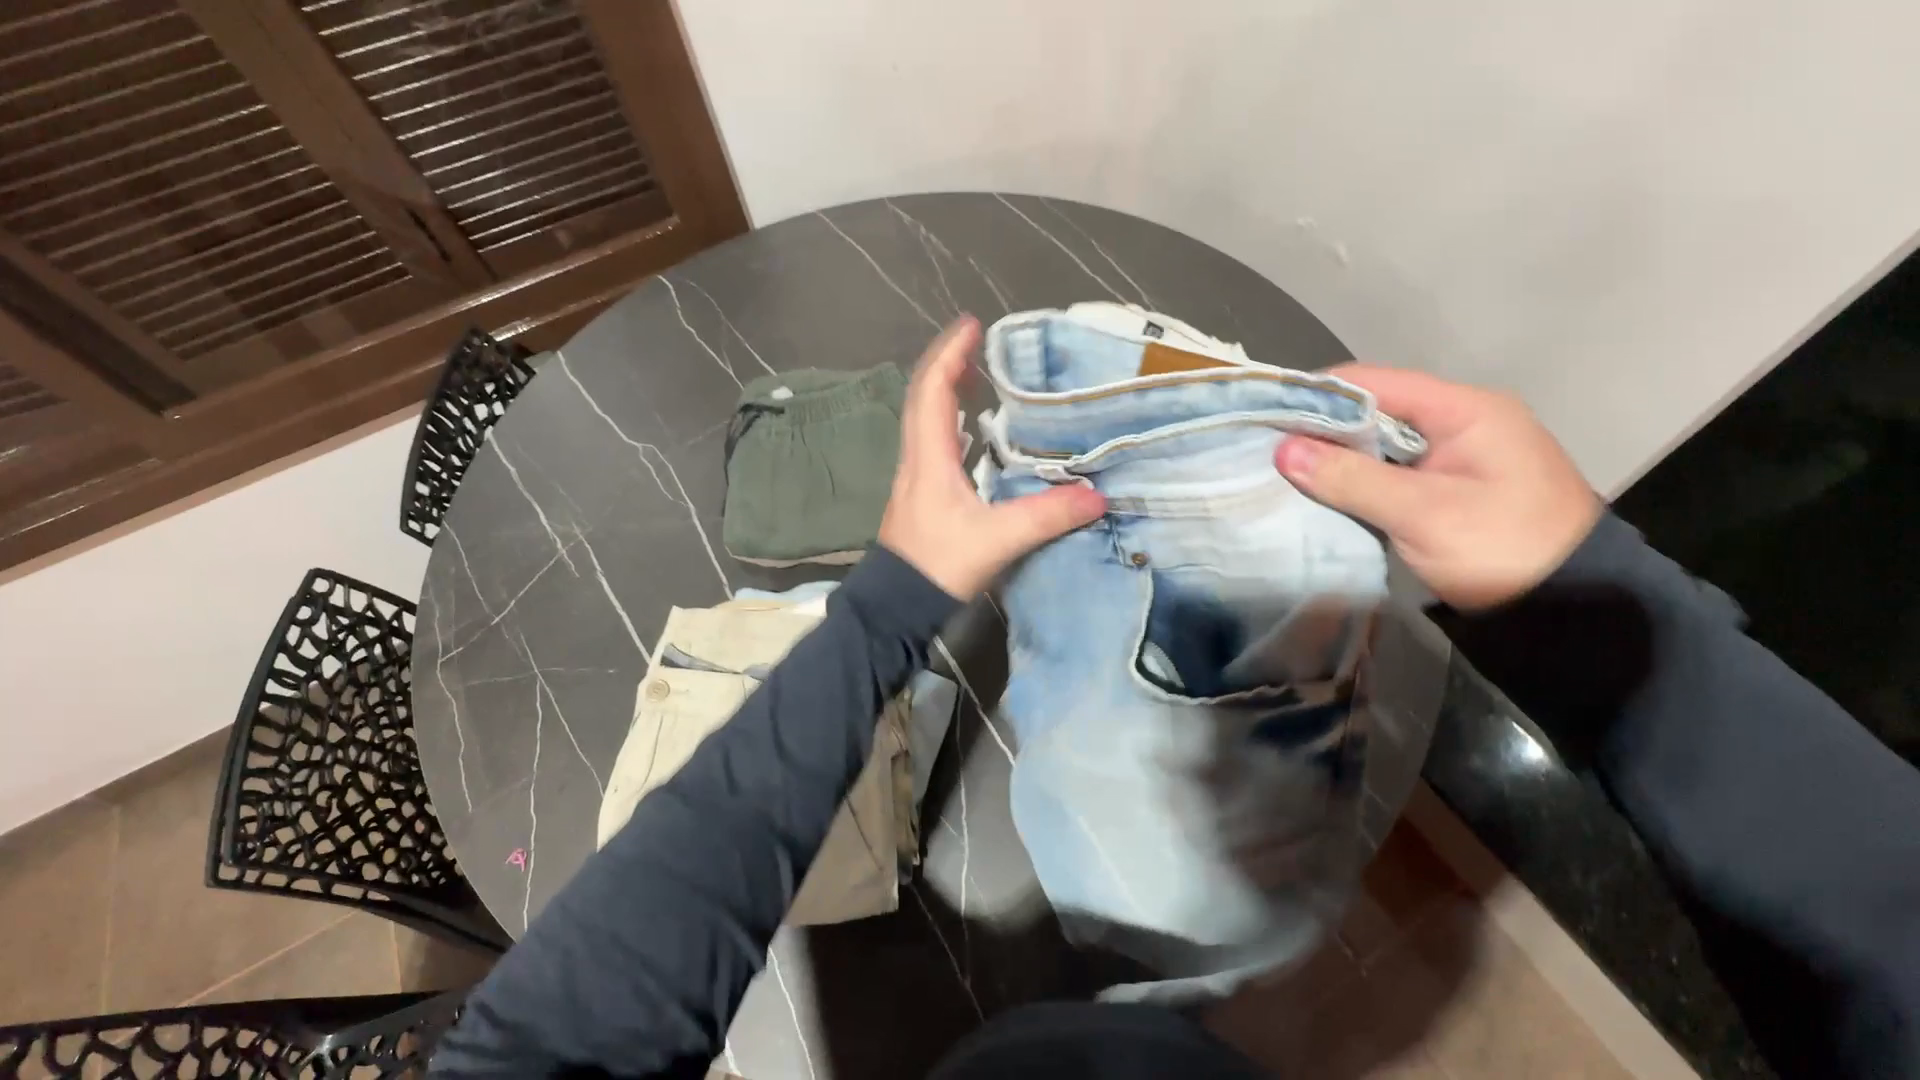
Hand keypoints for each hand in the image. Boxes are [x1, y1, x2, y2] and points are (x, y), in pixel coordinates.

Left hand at [879, 316, 1106, 598]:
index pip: (933, 390)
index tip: (972, 324)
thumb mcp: (997, 540)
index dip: (950, 354)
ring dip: (947, 391)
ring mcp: (915, 477)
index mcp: (929, 457)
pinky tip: (973, 432)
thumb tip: (1096, 496)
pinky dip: (950, 422)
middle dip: (949, 363)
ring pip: (925, 419)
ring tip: (978, 376)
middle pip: (924, 396)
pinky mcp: (920, 495)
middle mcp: (916, 458)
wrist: (896, 606)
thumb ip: (1046, 516)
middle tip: (979, 343)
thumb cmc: (938, 566)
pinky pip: (933, 443)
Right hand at [1274, 366, 1601, 609]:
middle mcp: (1459, 421)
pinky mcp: (1449, 486)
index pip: (1374, 382)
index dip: (1317, 395)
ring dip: (1336, 456)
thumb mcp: (1423, 514)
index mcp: (1464, 410)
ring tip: (1283, 470)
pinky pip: (1390, 469)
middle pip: (1374, 409)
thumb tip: (1282, 450)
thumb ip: (1352, 479)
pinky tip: (1322, 491)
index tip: (1266, 417)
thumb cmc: (1501, 548)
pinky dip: (1356, 478)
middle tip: (1267, 449)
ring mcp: (1456, 455)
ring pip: (1379, 441)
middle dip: (1320, 428)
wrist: (1572, 605)